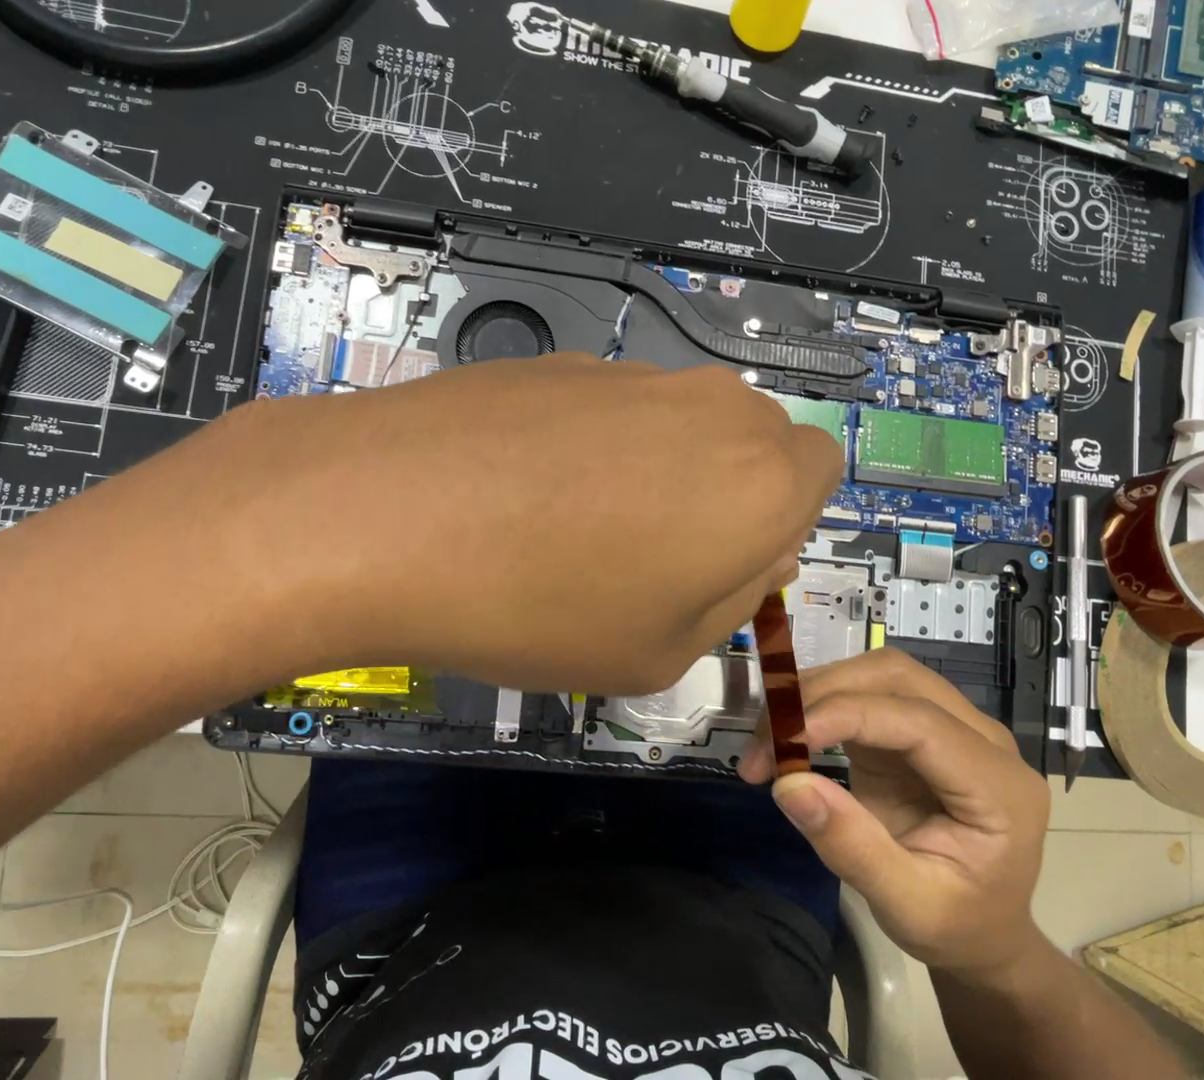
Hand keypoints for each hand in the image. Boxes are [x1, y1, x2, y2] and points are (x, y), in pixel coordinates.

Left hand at [63, 353, 841, 697]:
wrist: (385, 516)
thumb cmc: (540, 608)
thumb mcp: (662, 654)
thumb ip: (735, 597)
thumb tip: (756, 550)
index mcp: (761, 478)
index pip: (818, 475)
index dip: (777, 525)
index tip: (719, 566)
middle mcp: (710, 406)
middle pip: (750, 443)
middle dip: (724, 495)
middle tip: (647, 558)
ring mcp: (629, 373)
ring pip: (676, 422)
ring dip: (653, 470)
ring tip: (567, 528)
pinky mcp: (557, 362)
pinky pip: (607, 408)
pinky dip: (587, 446)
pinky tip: (515, 492)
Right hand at [739, 649, 1050, 975]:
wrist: (984, 932)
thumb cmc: (956, 925)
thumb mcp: (908, 907)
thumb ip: (853, 848)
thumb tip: (788, 785)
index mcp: (999, 787)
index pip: (920, 721)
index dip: (847, 715)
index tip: (782, 740)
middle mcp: (984, 740)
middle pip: (898, 678)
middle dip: (822, 694)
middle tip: (763, 740)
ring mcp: (953, 727)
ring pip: (879, 674)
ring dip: (817, 692)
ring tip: (768, 738)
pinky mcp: (918, 729)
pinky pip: (867, 693)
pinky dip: (821, 705)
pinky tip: (788, 736)